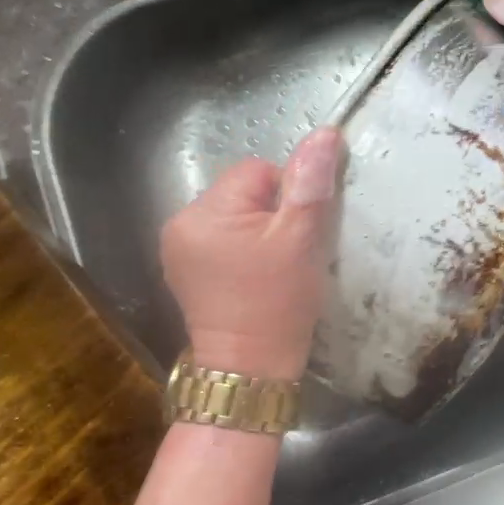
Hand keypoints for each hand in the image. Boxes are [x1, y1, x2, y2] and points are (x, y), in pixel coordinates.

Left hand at [159, 128, 342, 379]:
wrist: (250, 370)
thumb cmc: (278, 303)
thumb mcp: (301, 240)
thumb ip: (309, 184)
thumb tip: (325, 134)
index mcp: (206, 212)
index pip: (259, 171)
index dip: (287, 196)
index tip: (295, 234)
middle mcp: (182, 222)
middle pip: (244, 191)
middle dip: (271, 213)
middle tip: (286, 252)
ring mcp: (178, 248)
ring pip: (236, 214)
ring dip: (258, 230)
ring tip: (271, 266)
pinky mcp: (184, 269)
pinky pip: (222, 237)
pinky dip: (242, 248)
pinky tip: (253, 275)